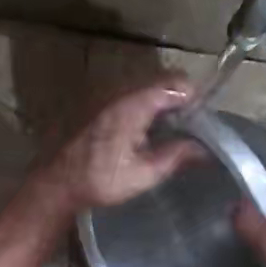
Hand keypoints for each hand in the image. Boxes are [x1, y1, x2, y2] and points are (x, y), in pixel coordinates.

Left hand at [40, 78, 205, 210]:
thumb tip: (205, 150)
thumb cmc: (101, 181)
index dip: (194, 97)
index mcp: (134, 105)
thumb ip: (176, 156)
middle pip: (163, 82)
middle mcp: (122, 93)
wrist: (60, 184)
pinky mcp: (104, 108)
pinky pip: (135, 98)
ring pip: (149, 89)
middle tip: (194, 128)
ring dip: (166, 105)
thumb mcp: (144, 174)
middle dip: (182, 100)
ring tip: (177, 132)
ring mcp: (111, 98)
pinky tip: (153, 134)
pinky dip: (150, 109)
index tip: (204, 120)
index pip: (175, 84)